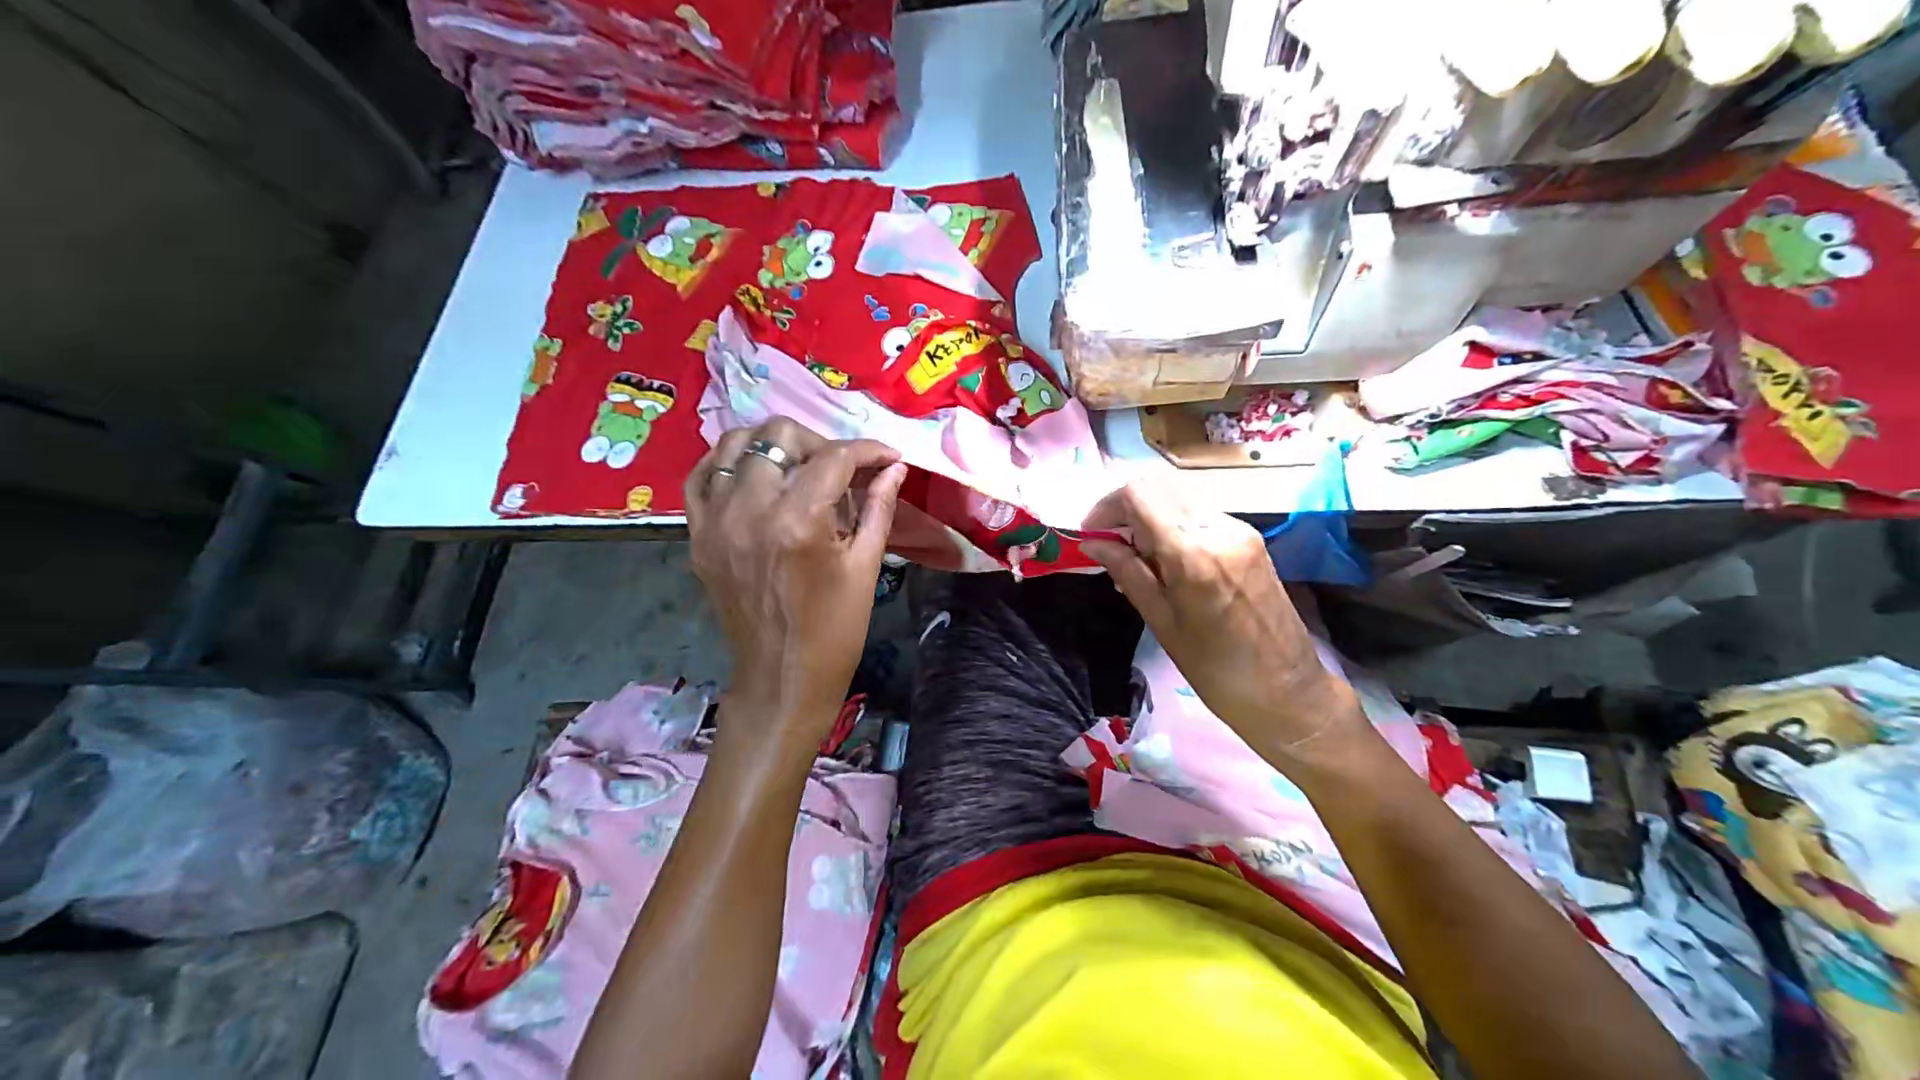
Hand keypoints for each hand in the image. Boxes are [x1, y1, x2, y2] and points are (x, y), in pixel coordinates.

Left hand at [684, 418, 907, 754]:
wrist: (781, 678)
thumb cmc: (835, 630)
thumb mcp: (865, 567)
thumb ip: (879, 507)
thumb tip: (894, 467)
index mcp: (798, 522)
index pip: (834, 457)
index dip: (868, 450)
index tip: (887, 458)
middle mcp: (749, 511)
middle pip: (779, 435)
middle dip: (818, 442)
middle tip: (839, 469)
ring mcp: (715, 521)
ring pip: (735, 444)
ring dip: (771, 445)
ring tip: (796, 468)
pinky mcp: (697, 535)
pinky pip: (701, 476)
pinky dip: (727, 464)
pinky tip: (753, 475)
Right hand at [1078, 479, 1368, 767]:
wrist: (1288, 692)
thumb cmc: (1216, 670)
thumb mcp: (1161, 621)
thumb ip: (1127, 572)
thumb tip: (1092, 543)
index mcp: (1193, 552)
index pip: (1139, 494)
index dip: (1106, 506)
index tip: (1091, 533)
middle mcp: (1219, 528)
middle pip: (1159, 486)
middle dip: (1126, 508)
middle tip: (1109, 542)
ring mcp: (1239, 530)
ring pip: (1180, 498)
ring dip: (1150, 516)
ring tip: (1136, 558)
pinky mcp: (1250, 539)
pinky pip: (1200, 516)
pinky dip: (1174, 527)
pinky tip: (1166, 563)